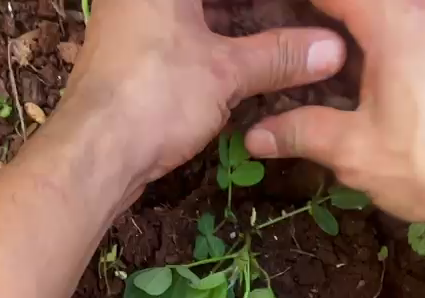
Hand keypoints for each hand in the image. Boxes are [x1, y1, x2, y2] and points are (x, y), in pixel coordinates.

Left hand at [55, 0, 347, 189]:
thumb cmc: (154, 96)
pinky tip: (247, 64)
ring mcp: (134, 21)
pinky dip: (217, 49)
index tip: (302, 13)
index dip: (266, 2)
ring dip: (240, 28)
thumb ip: (277, 56)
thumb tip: (332, 51)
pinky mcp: (133, 57)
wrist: (92, 154)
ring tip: (283, 43)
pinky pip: (184, 39)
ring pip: (198, 14)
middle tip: (298, 23)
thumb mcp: (224, 73)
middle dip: (256, 11)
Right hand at [243, 0, 424, 232]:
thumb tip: (255, 136)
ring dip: (366, 21)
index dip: (297, 0)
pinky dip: (398, 23)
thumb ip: (303, 133)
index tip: (267, 11)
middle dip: (332, 12)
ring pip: (403, 4)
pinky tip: (381, 61)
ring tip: (338, 52)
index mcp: (396, 17)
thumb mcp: (357, 152)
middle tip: (303, 29)